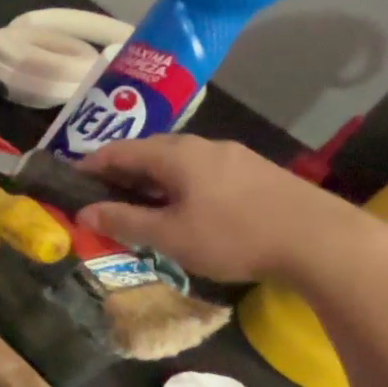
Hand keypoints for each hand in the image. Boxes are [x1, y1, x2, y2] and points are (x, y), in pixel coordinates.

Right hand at [76, 134, 381, 283]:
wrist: (320, 240)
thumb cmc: (233, 236)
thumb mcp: (168, 235)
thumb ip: (123, 221)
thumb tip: (84, 212)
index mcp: (176, 155)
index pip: (118, 150)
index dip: (88, 166)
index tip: (66, 183)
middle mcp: (203, 146)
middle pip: (148, 152)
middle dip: (117, 172)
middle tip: (96, 197)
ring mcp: (232, 157)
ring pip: (175, 162)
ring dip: (148, 180)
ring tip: (132, 206)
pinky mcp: (253, 173)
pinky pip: (199, 171)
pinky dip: (174, 185)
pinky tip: (176, 209)